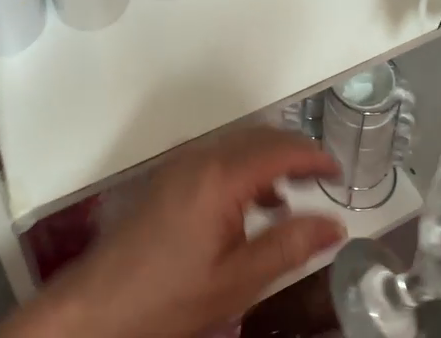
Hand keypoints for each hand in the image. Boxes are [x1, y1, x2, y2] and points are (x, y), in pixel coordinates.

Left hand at [0, 127, 346, 337]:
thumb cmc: (169, 296)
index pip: (278, 148)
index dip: (313, 154)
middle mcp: (198, 157)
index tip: (339, 170)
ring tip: (293, 193)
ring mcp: (179, 163)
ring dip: (267, 157)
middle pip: (257, 136)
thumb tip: (333, 224)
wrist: (100, 304)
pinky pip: (215, 155)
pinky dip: (242, 166)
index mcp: (219, 176)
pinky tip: (252, 203)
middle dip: (293, 150)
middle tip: (323, 178)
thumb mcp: (237, 280)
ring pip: (236, 143)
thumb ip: (288, 246)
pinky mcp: (167, 176)